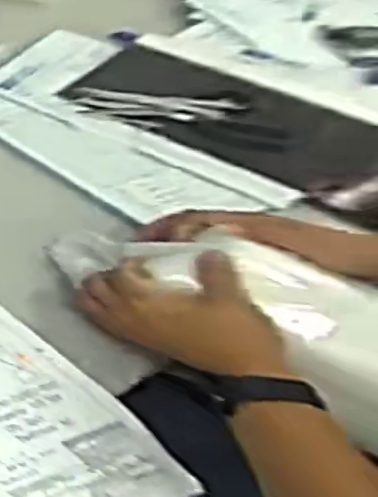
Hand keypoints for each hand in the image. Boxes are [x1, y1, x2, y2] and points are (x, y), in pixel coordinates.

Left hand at [78, 252, 289, 376]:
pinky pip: (100, 321)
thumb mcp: (231, 298)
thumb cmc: (237, 333)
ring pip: (89, 304)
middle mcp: (125, 313)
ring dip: (92, 291)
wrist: (250, 373)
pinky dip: (96, 309)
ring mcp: (127, 329)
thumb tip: (208, 250)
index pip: (119, 273)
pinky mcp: (136, 341)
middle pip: (94, 286)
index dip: (129, 262)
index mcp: (142, 299)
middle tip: (126, 271)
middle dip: (103, 275)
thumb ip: (215, 272)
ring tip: (112, 284)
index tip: (145, 260)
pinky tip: (112, 305)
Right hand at [139, 210, 377, 279]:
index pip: (192, 217)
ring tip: (164, 265)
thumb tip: (203, 231)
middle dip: (164, 238)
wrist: (376, 267)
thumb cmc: (342, 253)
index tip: (141, 241)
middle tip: (143, 254)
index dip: (162, 226)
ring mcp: (256, 247)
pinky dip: (202, 265)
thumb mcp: (293, 238)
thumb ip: (248, 231)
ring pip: (205, 244)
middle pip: (193, 229)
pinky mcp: (266, 264)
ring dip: (180, 251)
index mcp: (247, 223)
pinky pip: (222, 259)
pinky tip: (200, 278)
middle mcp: (247, 231)